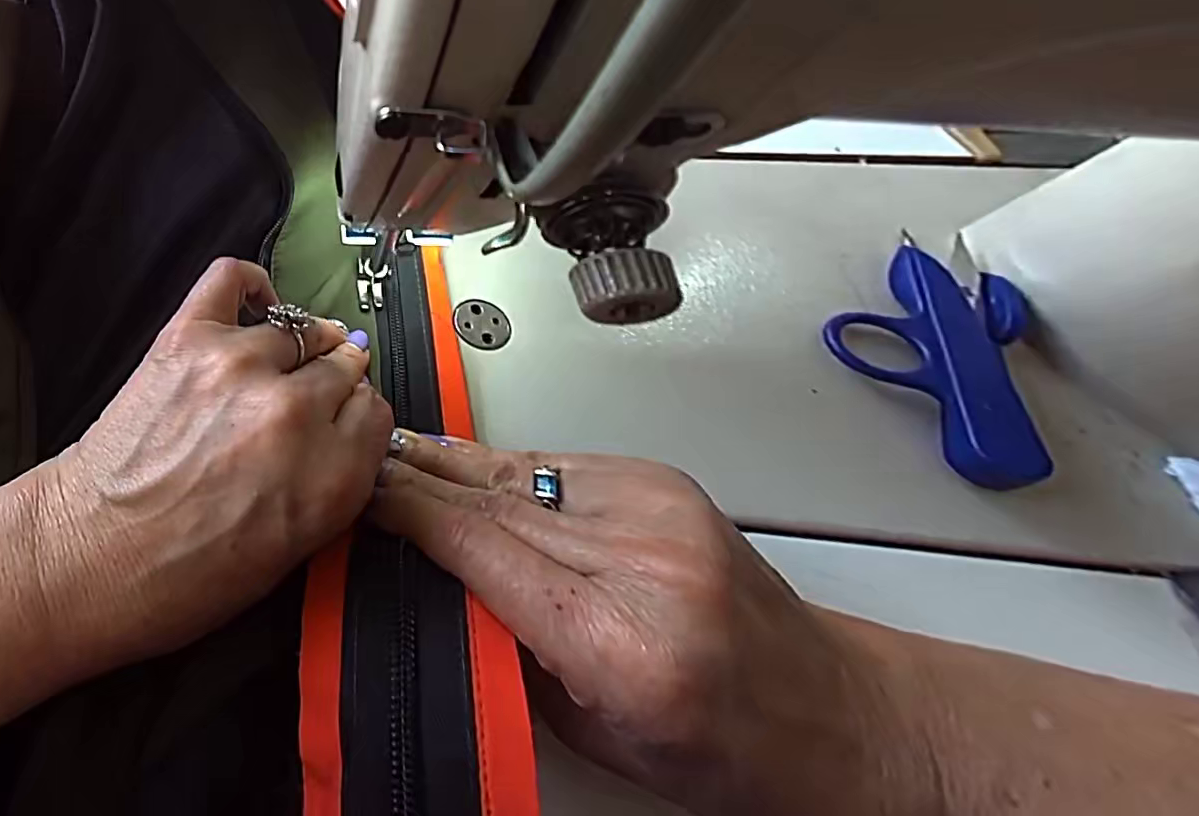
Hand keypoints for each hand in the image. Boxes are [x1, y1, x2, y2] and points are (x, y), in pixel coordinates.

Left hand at [23, 258, 391, 684]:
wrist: (86, 558)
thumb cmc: (184, 574)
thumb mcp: (293, 548)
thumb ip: (337, 476)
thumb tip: (350, 414)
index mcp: (328, 477)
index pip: (376, 411)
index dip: (355, 416)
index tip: (339, 418)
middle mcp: (294, 414)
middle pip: (344, 366)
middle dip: (329, 385)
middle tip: (300, 401)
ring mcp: (241, 366)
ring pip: (301, 330)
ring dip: (294, 350)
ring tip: (271, 370)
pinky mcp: (189, 337)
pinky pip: (236, 279)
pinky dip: (253, 287)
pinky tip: (256, 307)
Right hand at [370, 435, 940, 815]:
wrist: (828, 707)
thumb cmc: (711, 745)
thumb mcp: (586, 725)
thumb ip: (505, 638)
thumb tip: (436, 563)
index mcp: (618, 641)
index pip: (483, 547)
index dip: (416, 513)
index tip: (370, 493)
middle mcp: (639, 558)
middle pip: (496, 499)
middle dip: (422, 477)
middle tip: (372, 460)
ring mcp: (655, 506)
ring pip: (520, 470)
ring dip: (455, 463)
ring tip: (404, 452)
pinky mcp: (659, 479)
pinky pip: (554, 464)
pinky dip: (504, 466)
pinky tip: (467, 465)